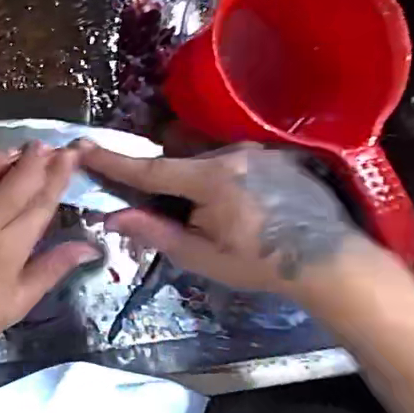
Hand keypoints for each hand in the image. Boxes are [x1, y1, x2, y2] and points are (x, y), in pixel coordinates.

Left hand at [0, 143, 99, 362]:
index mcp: (8, 246)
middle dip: (36, 156)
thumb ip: (52, 269)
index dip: (59, 174)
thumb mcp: (16, 303)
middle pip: (16, 175)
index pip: (42, 200)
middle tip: (43, 148)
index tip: (69, 154)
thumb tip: (90, 247)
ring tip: (2, 158)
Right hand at [78, 142, 370, 296]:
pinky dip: (225, 181)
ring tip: (222, 221)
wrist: (331, 261)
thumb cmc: (261, 264)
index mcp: (210, 178)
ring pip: (209, 163)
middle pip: (180, 164)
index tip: (83, 148)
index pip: (150, 169)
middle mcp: (232, 153)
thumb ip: (155, 232)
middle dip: (168, 186)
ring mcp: (258, 151)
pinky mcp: (277, 155)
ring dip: (200, 184)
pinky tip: (244, 210)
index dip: (113, 161)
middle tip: (175, 216)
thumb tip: (112, 216)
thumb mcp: (202, 256)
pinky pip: (235, 162)